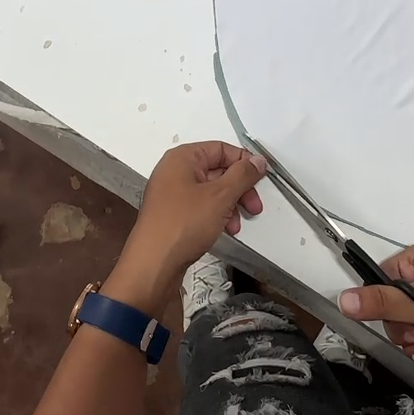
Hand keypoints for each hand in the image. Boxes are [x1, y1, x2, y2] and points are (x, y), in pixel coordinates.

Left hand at [105, 142, 265, 310]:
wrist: (153, 265)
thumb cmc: (183, 224)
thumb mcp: (220, 196)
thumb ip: (242, 175)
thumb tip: (258, 161)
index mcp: (183, 158)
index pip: (221, 149)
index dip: (243, 161)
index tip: (260, 177)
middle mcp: (175, 171)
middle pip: (217, 170)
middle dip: (239, 188)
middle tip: (254, 205)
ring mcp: (172, 194)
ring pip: (211, 191)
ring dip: (230, 205)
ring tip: (236, 224)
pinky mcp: (173, 215)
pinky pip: (201, 207)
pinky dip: (216, 215)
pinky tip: (225, 230)